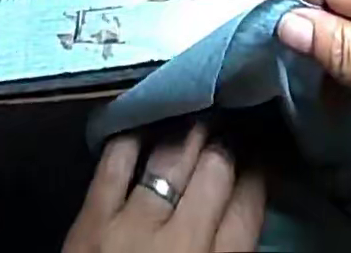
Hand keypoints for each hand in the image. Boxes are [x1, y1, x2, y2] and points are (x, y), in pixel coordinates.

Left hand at [62, 125, 266, 252]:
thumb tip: (244, 215)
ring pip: (170, 158)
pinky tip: (142, 122)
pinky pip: (115, 161)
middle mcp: (182, 243)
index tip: (259, 151)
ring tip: (197, 110)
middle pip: (214, 173)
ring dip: (187, 130)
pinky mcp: (91, 219)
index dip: (256, 174)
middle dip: (225, 142)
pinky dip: (130, 136)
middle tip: (230, 119)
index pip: (247, 210)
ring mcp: (133, 226)